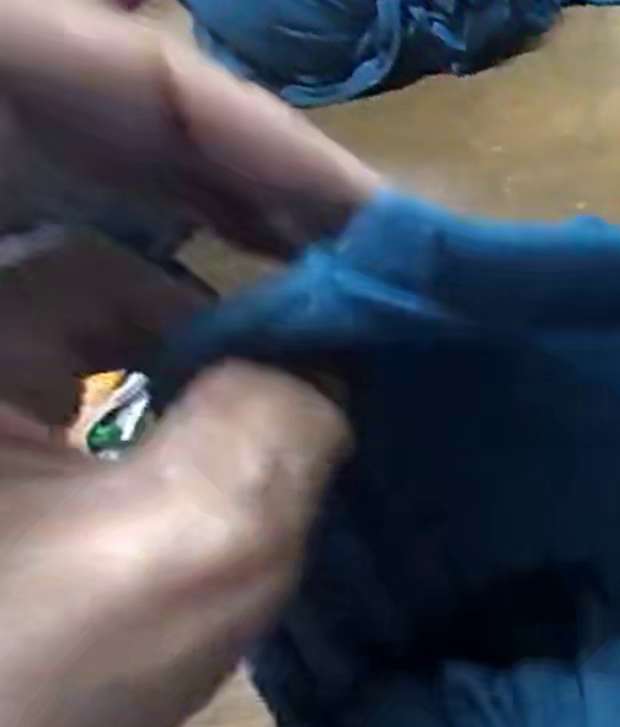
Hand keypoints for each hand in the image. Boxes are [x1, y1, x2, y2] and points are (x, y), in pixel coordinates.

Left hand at [0, 0, 370, 726]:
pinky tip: (253, 383)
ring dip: (209, 253)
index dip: (217, 115)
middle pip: (31, 114)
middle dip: (222, 167)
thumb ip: (292, 423)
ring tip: (334, 325)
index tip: (371, 219)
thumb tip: (345, 354)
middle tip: (367, 245)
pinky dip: (166, 324)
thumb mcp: (189, 557)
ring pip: (51, 213)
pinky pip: (45, 296)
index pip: (21, 62)